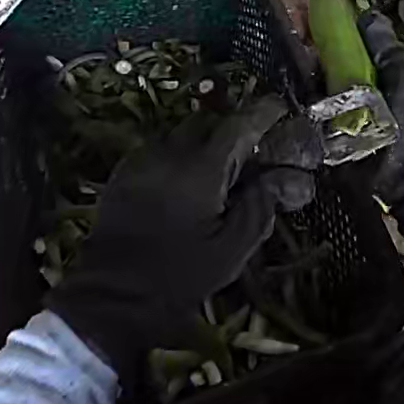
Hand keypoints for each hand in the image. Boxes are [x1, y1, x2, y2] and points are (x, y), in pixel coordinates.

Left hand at [49, 95, 297, 373]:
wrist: (112, 295)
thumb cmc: (180, 274)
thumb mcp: (231, 246)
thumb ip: (262, 204)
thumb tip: (291, 177)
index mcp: (202, 168)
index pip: (239, 124)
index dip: (263, 112)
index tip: (281, 108)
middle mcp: (170, 152)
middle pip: (209, 120)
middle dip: (233, 127)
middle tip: (251, 148)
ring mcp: (143, 159)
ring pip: (182, 132)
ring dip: (205, 140)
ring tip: (218, 167)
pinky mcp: (125, 171)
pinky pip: (160, 147)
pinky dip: (180, 153)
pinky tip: (186, 181)